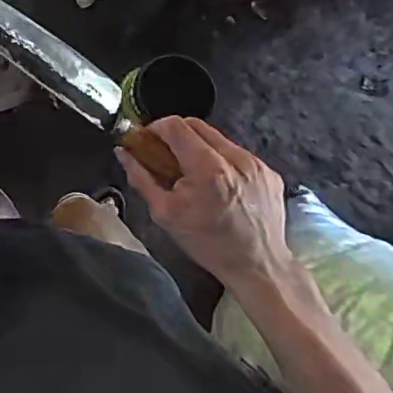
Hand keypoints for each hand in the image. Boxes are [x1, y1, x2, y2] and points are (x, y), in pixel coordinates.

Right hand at [116, 117, 292, 288]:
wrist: (258, 267)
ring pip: (218, 138)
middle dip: (177, 135)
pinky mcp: (269, 171)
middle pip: (197, 125)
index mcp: (208, 168)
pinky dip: (223, 162)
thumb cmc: (209, 244)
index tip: (149, 140)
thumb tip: (124, 153)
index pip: (176, 125)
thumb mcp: (165, 214)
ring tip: (195, 175)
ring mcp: (256, 163)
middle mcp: (235, 159)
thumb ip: (141, 178)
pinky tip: (220, 185)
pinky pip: (238, 154)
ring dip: (201, 148)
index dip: (156, 127)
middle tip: (167, 155)